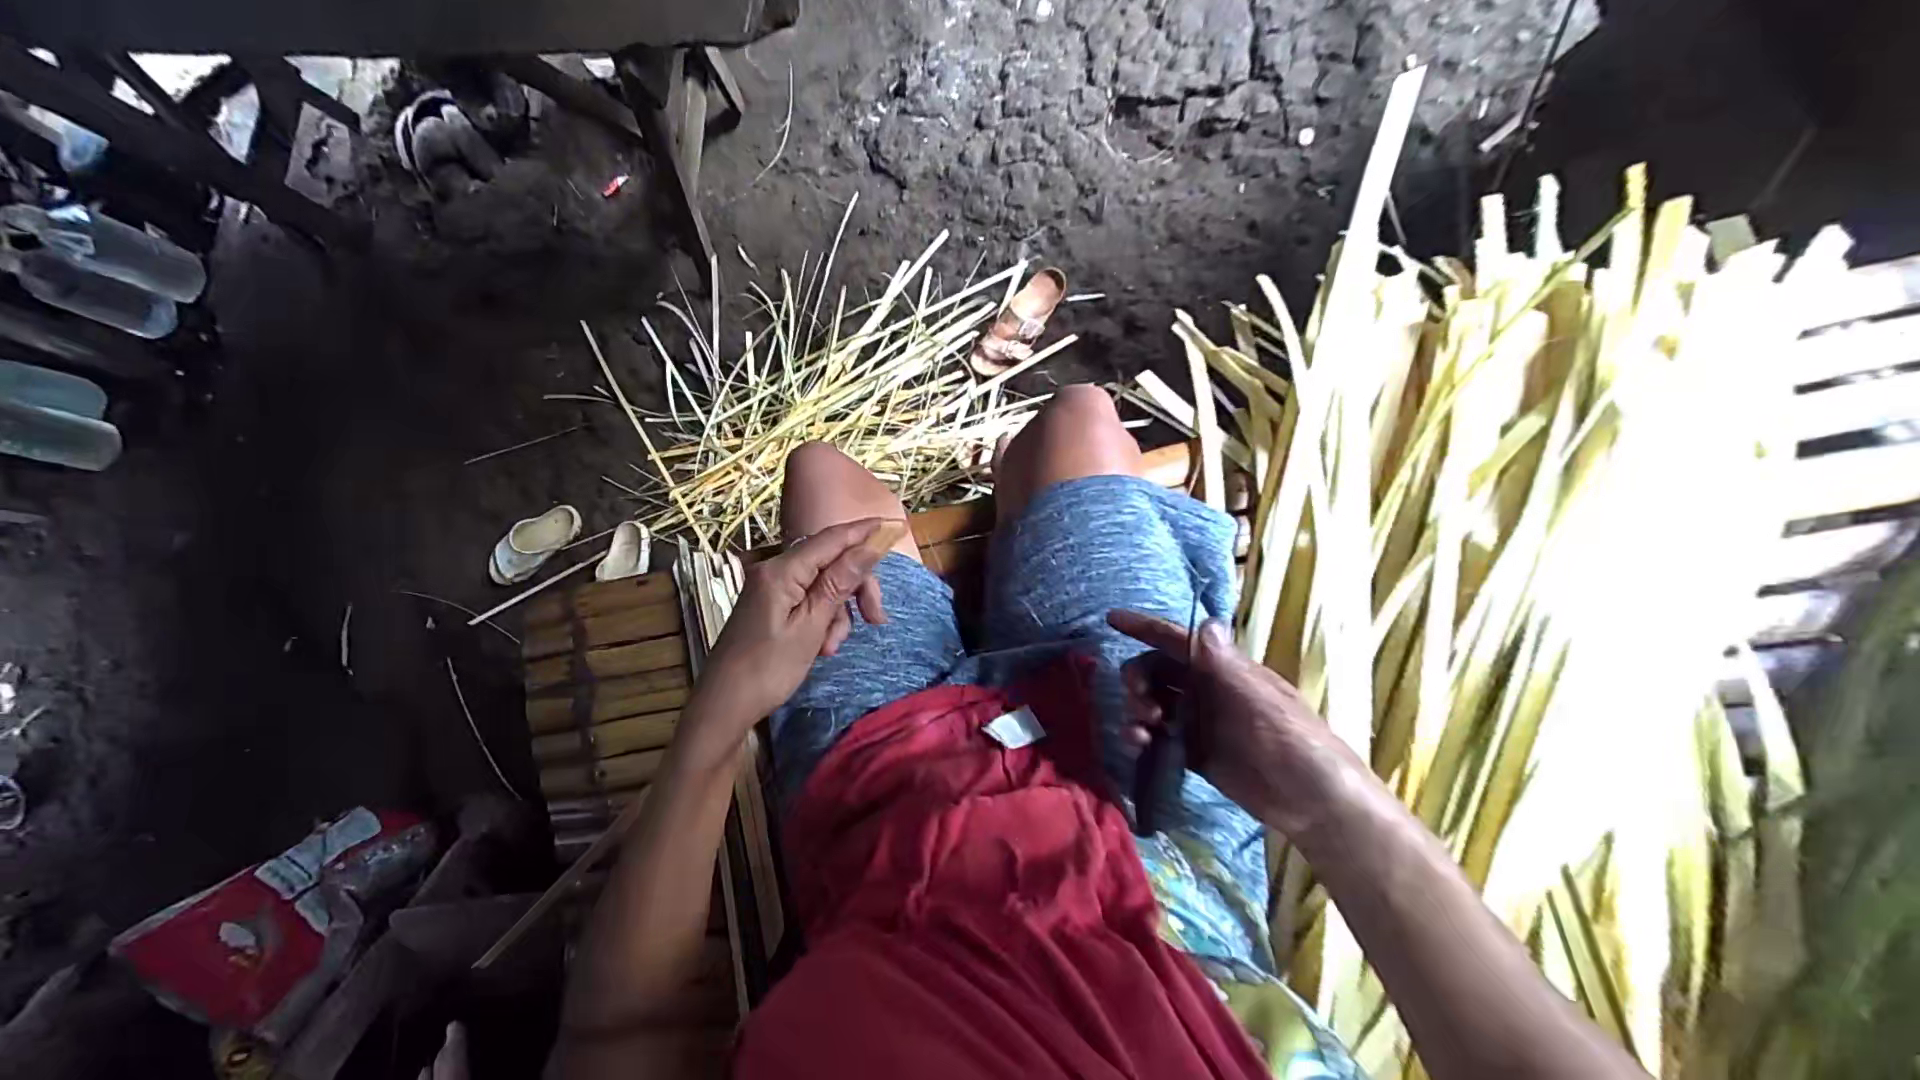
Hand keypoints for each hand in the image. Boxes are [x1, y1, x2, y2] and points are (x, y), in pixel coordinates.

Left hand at [682, 519, 902, 757]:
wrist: (723, 705)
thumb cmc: (768, 669)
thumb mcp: (811, 626)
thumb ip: (839, 583)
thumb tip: (870, 546)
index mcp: (781, 570)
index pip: (831, 538)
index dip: (864, 531)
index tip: (894, 527)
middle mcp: (774, 570)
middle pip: (831, 562)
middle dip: (856, 588)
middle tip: (876, 619)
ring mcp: (771, 587)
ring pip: (823, 585)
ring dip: (838, 613)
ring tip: (832, 647)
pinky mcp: (771, 604)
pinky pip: (808, 599)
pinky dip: (822, 619)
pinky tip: (821, 647)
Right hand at [1107, 609, 1371, 837]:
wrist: (1314, 803)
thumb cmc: (1293, 742)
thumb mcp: (1258, 701)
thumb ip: (1225, 665)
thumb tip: (1204, 621)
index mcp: (1223, 669)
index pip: (1177, 640)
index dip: (1145, 627)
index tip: (1112, 619)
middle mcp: (1208, 689)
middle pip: (1158, 671)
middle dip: (1138, 678)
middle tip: (1141, 701)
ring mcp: (1201, 721)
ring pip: (1154, 701)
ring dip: (1137, 708)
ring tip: (1141, 730)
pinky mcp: (1195, 752)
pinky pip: (1158, 734)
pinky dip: (1142, 735)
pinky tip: (1140, 745)